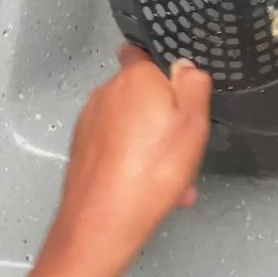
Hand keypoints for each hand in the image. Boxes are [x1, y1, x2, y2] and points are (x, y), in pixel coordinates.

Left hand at [43, 45, 211, 276]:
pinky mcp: (83, 148)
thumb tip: (185, 66)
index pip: (142, 51)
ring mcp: (91, 121)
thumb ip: (194, 85)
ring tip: (172, 178)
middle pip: (142, 94)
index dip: (163, 69)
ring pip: (132, 123)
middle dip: (164, 115)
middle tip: (183, 147)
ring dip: (152, 141)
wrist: (101, 225)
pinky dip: (134, 158)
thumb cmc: (150, 174)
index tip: (179, 89)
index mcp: (135, 78)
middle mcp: (107, 92)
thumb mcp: (193, 124)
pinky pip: (117, 144)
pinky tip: (152, 188)